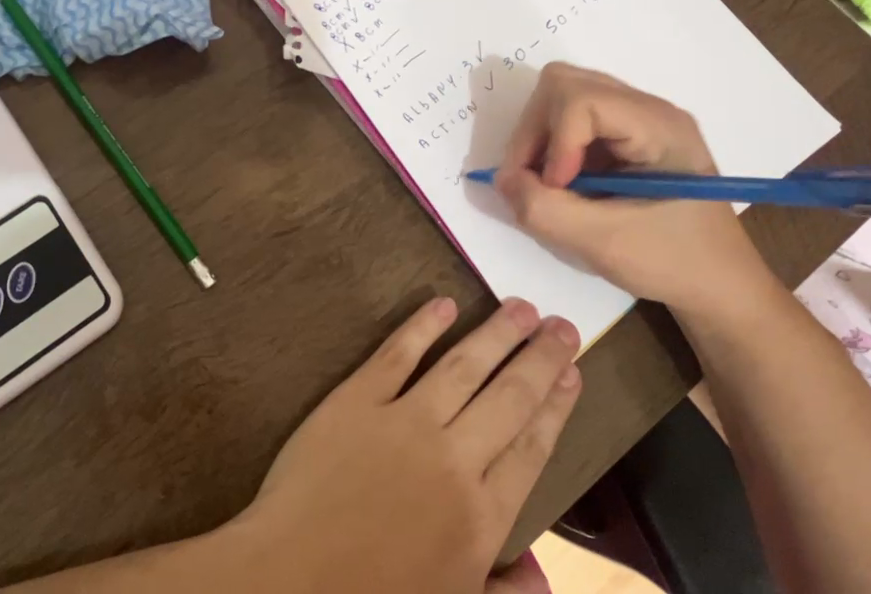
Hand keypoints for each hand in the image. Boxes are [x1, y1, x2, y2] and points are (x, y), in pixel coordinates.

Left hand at [229, 296, 581, 593]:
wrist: (296, 574)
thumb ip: (505, 591)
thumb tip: (544, 576)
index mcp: (483, 513)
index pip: (532, 446)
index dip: (556, 406)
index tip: (574, 374)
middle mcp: (454, 459)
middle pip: (509, 398)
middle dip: (541, 359)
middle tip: (563, 323)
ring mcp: (403, 423)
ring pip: (462, 367)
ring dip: (496, 334)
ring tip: (521, 306)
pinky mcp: (355, 401)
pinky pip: (396, 355)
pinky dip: (421, 327)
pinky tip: (443, 304)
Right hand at [493, 63, 781, 320]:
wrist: (719, 284)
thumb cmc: (672, 262)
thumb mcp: (601, 242)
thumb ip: (540, 208)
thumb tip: (503, 179)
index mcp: (659, 128)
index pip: (581, 99)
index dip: (552, 140)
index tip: (556, 188)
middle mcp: (648, 109)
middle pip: (563, 84)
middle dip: (535, 131)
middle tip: (533, 180)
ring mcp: (636, 117)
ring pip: (561, 94)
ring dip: (539, 137)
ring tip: (546, 181)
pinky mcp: (623, 133)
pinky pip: (569, 115)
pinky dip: (551, 144)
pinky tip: (563, 181)